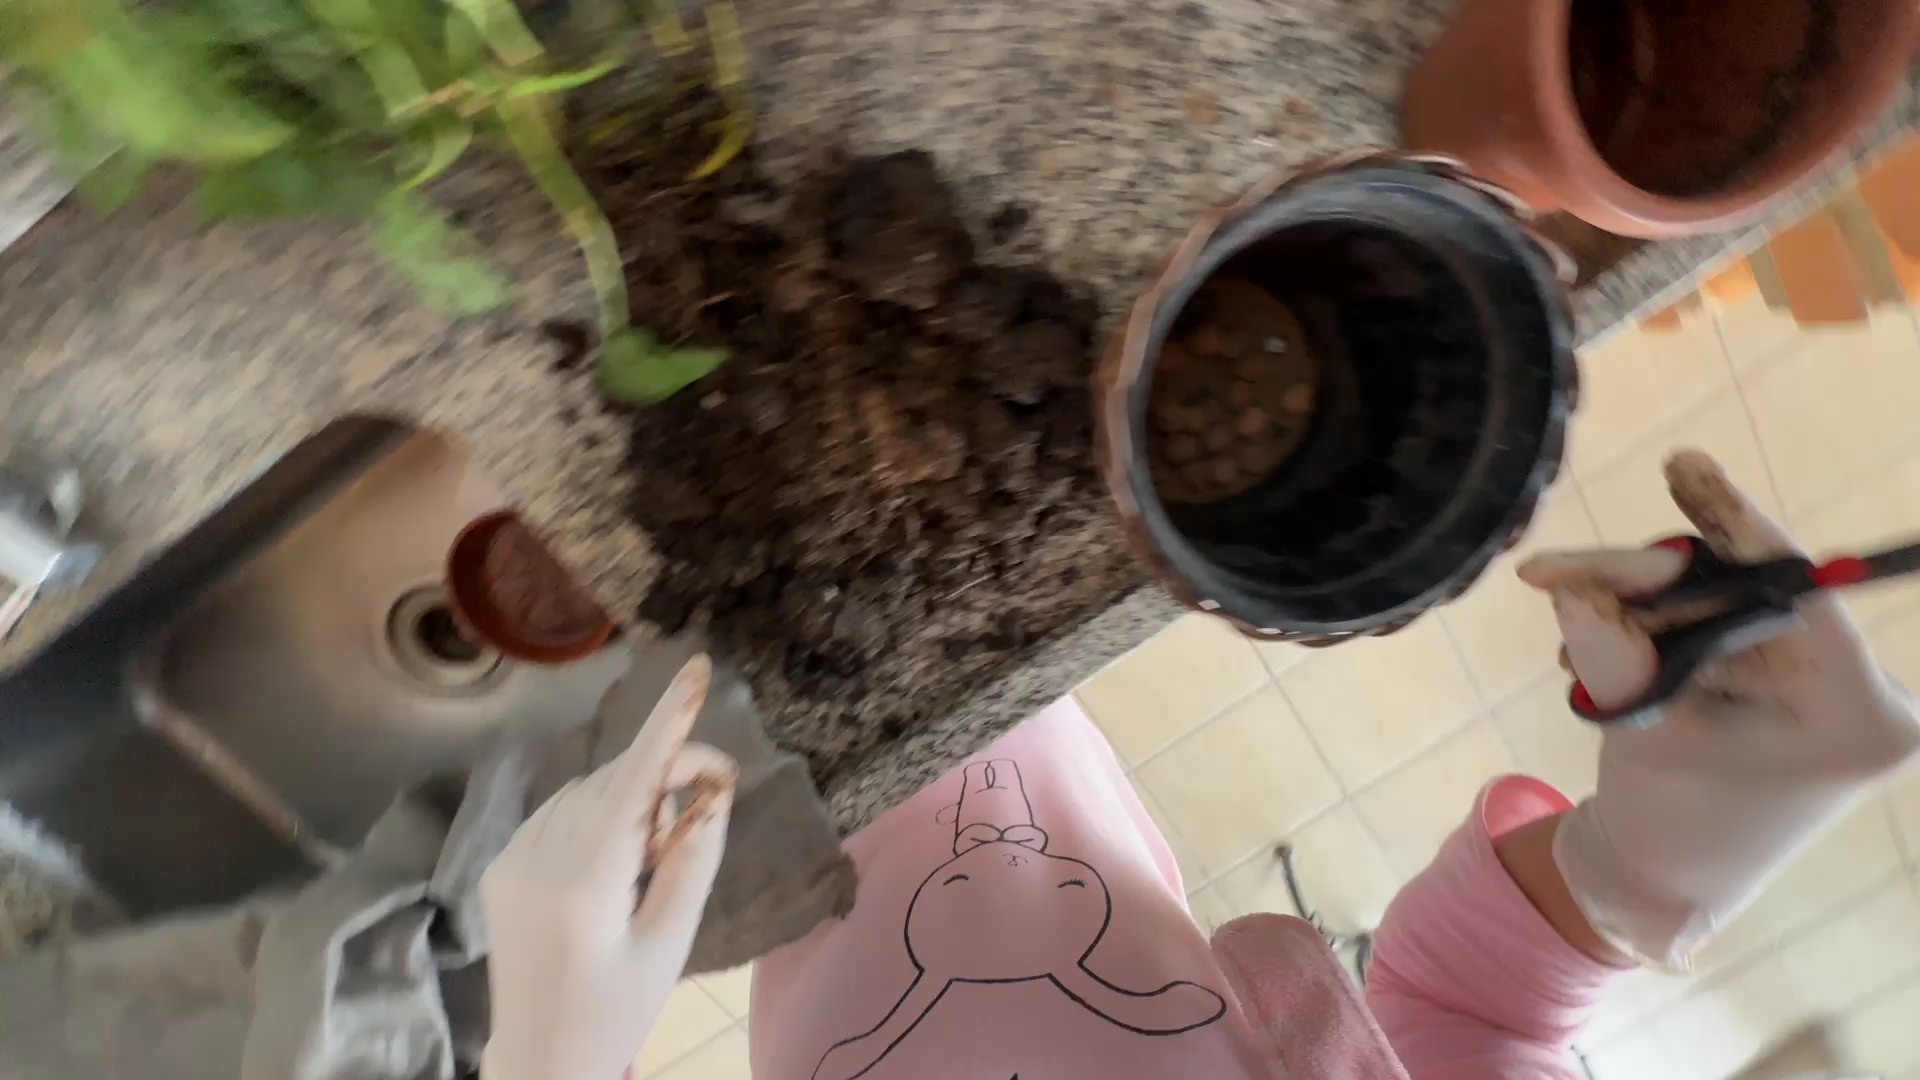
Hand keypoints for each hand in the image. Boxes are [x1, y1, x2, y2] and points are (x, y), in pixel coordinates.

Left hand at [480, 654, 736, 1079]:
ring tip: (655, 851)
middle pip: (621, 777)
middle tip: (708, 807)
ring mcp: (513, 855)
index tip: (696, 668)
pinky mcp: (503, 861)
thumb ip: (695, 854)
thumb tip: (710, 788)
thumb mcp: (674, 938)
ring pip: (596, 786)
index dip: (670, 720)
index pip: (636, 778)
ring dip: (638, 796)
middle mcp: (539, 854)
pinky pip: (569, 806)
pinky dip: (606, 810)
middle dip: (670, 776)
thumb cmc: (619, 1005)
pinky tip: (616, 853)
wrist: (538, 1063)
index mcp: (585, 881)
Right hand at [1518, 450, 1919, 968]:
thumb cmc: (1663, 812)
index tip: (1684, 464)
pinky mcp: (1774, 689)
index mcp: (1851, 709)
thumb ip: (1607, 641)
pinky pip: (1700, 632)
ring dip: (1625, 617)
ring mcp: (1813, 688)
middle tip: (1543, 576)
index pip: (1788, 590)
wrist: (1660, 872)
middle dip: (1633, 585)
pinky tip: (1597, 656)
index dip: (1732, 522)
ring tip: (1574, 655)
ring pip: (1704, 610)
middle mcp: (1848, 689)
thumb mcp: (1633, 718)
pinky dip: (1637, 634)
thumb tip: (1572, 582)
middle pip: (1728, 594)